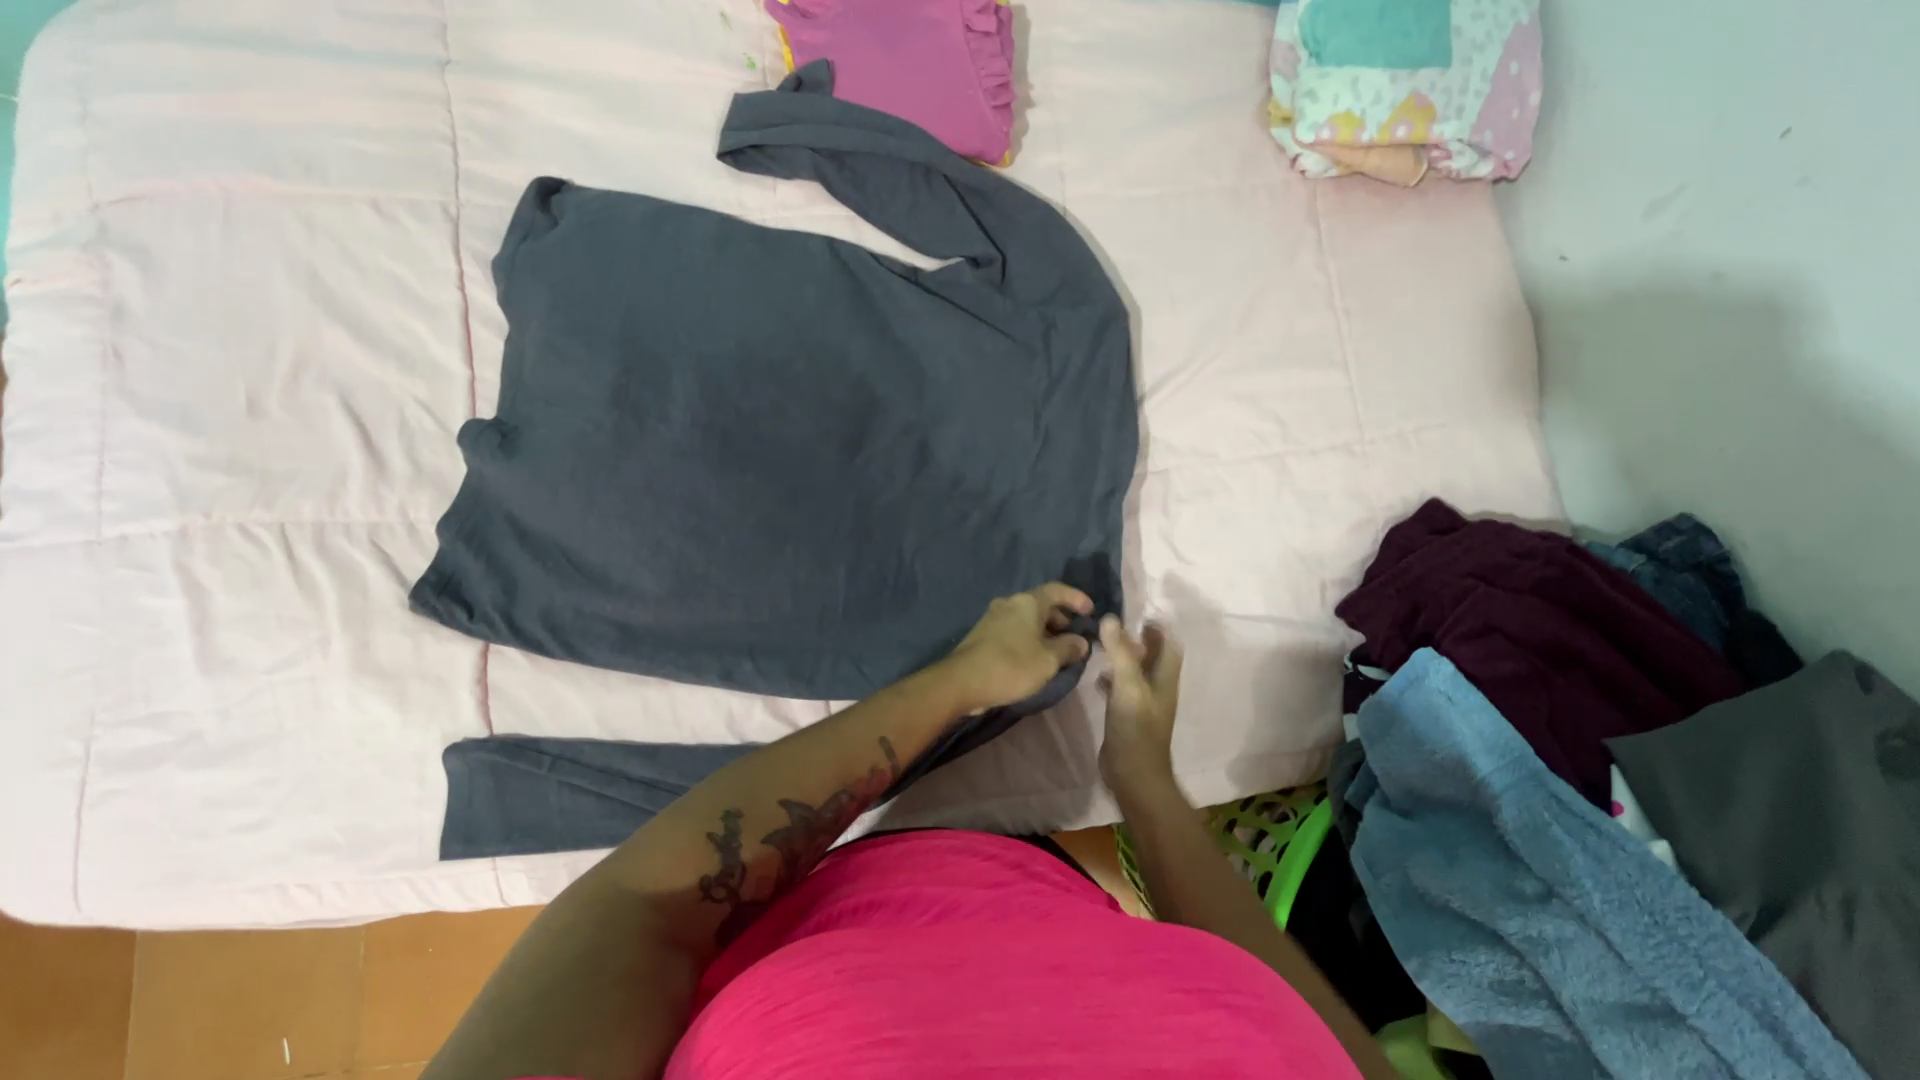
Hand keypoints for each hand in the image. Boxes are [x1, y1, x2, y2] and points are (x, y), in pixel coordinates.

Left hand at [941, 583, 1094, 712]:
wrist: (962, 681)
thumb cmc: (1011, 666)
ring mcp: (993, 618)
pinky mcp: (983, 634)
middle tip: (1074, 638)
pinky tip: (1034, 659)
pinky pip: (1014, 630)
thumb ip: (1069, 648)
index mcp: (1027, 602)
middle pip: (1041, 605)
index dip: (1076, 598)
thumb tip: (1082, 642)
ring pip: (1027, 619)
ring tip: (1057, 652)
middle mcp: (1009, 603)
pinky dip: (1029, 639)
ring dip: (1045, 632)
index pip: (1057, 590)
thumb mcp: (1048, 660)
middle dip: (1061, 619)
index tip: (1090, 611)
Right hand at [1097, 616, 1183, 793]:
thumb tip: (1110, 618)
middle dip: (1136, 640)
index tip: (1136, 613)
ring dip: (1123, 658)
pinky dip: (1112, 679)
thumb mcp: (1127, 686)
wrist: (1133, 774)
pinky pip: (1122, 690)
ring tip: (1101, 645)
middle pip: (1152, 657)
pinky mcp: (1128, 717)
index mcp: (1164, 678)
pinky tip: (1096, 676)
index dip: (1157, 627)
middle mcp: (1157, 688)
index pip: (1169, 645)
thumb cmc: (1135, 729)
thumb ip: (1120, 652)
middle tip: (1112, 626)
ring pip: (1136, 672)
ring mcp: (1143, 704)